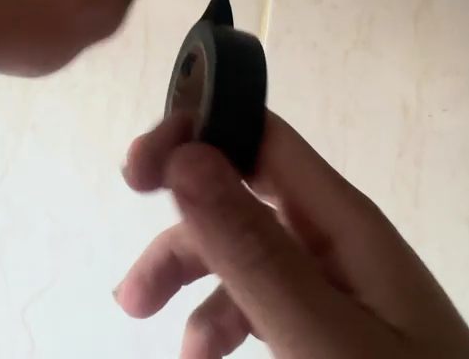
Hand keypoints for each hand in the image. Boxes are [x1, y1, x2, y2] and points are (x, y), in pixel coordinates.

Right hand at [117, 112, 468, 358]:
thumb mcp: (321, 337)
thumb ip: (254, 250)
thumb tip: (186, 154)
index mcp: (343, 221)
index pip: (260, 134)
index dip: (196, 131)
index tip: (139, 168)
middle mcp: (336, 242)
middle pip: (240, 189)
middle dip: (178, 202)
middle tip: (125, 211)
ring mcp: (335, 289)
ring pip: (241, 249)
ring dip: (184, 267)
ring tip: (137, 312)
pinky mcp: (332, 332)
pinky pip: (260, 301)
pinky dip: (218, 317)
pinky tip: (196, 355)